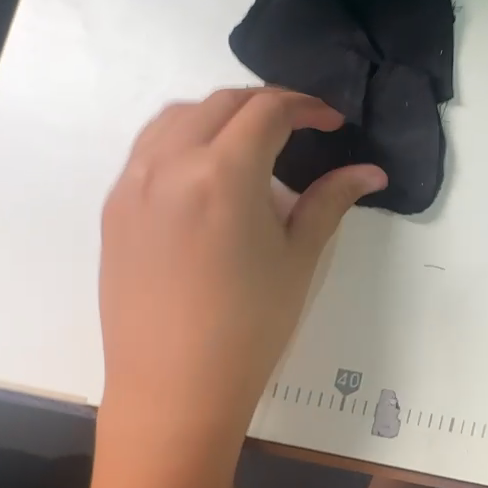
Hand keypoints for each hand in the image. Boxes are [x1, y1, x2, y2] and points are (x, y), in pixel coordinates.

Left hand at [99, 88, 384, 431]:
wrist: (176, 383)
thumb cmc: (252, 324)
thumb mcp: (300, 258)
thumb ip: (331, 201)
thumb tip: (371, 172)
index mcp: (223, 175)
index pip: (266, 111)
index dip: (305, 107)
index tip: (333, 121)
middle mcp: (170, 164)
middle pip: (220, 104)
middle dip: (266, 104)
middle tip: (302, 127)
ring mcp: (134, 183)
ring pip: (177, 117)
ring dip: (221, 115)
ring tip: (254, 144)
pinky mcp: (116, 207)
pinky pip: (149, 148)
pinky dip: (185, 139)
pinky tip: (211, 175)